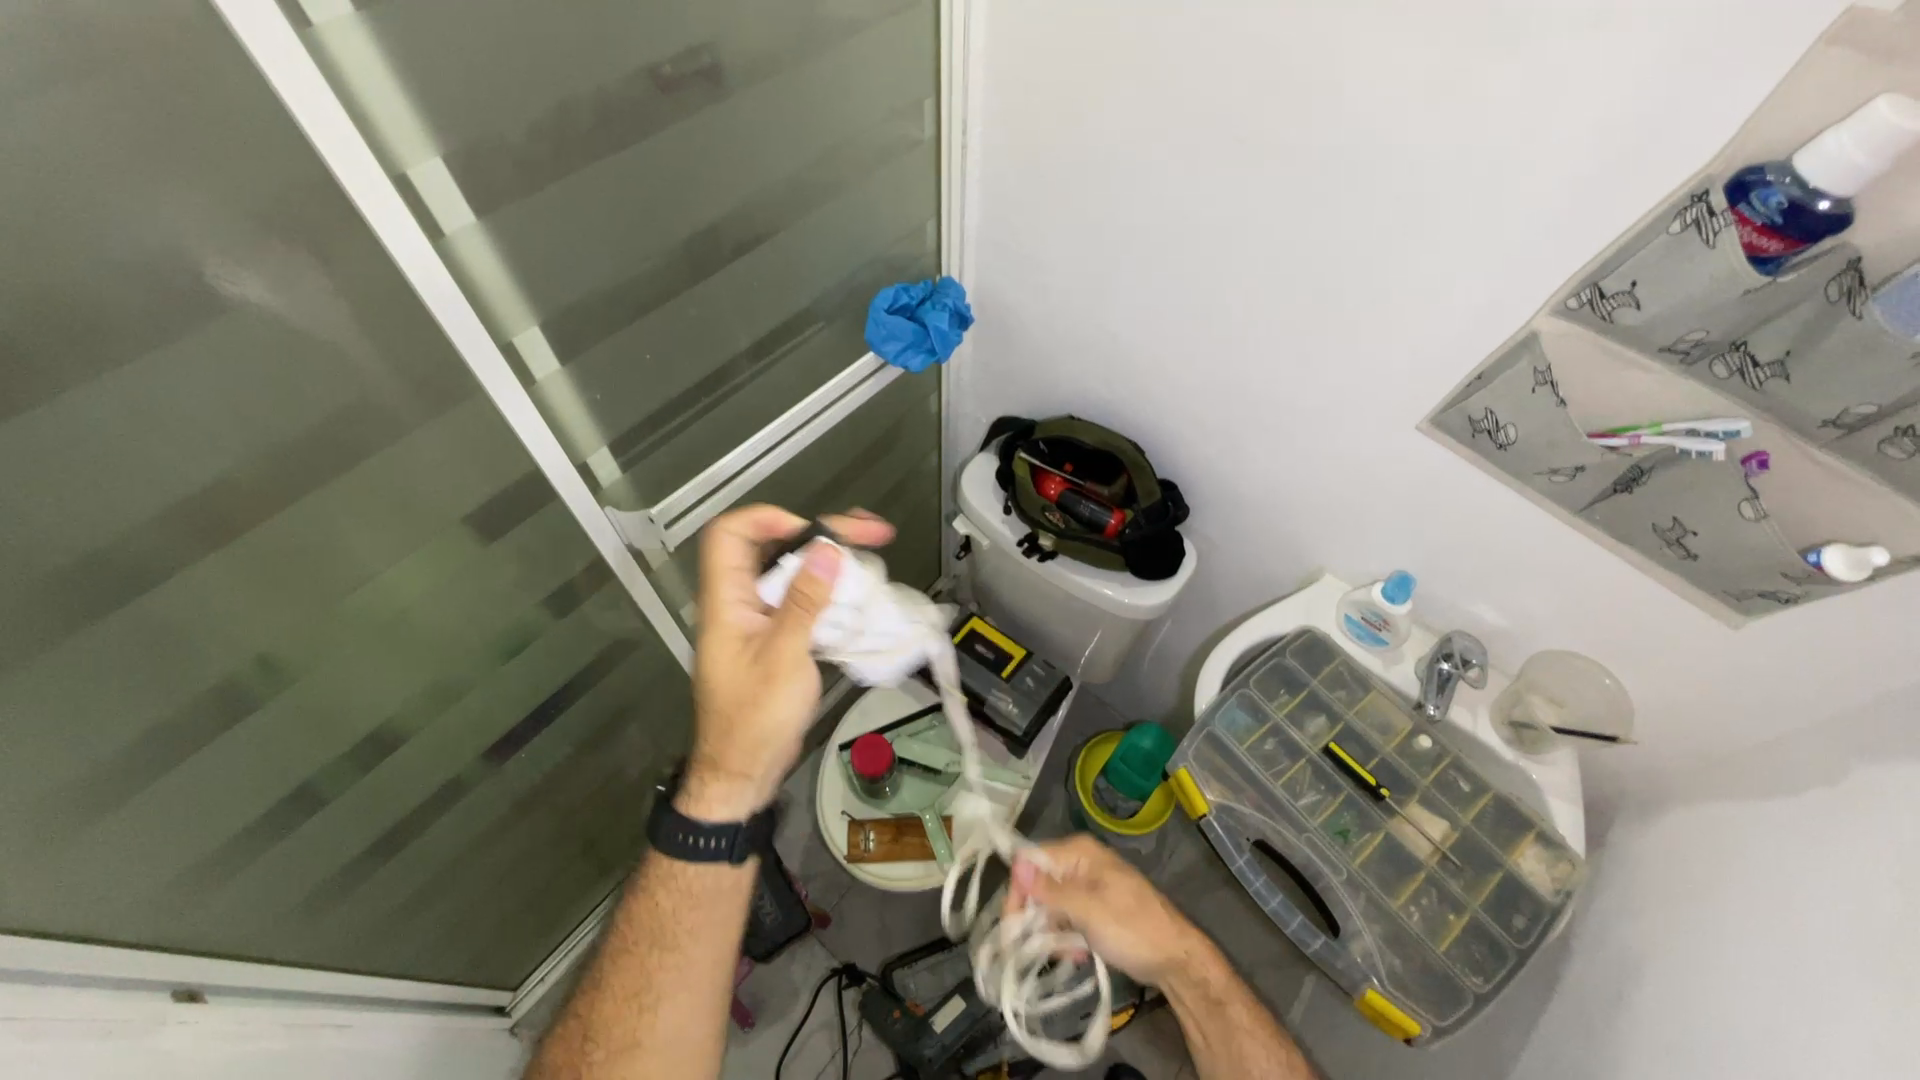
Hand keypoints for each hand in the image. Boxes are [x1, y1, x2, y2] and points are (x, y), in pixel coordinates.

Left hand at [679, 505, 893, 821]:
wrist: (743, 773)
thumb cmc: (755, 719)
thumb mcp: (783, 656)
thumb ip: (804, 601)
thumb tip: (826, 548)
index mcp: (725, 601)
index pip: (729, 535)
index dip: (768, 519)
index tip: (815, 530)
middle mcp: (738, 603)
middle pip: (769, 548)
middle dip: (818, 534)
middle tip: (870, 532)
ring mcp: (756, 622)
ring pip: (789, 574)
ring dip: (828, 561)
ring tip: (873, 550)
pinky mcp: (774, 640)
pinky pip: (799, 602)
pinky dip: (827, 592)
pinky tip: (858, 592)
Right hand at [1004, 835, 1209, 986]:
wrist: (1175, 958)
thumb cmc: (1133, 929)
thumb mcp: (1089, 911)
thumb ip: (1051, 891)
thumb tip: (1017, 867)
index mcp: (1079, 853)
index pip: (1030, 861)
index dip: (1018, 891)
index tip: (1013, 926)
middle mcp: (1080, 862)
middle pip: (1037, 883)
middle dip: (1034, 917)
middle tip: (1032, 949)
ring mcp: (1087, 885)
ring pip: (1049, 904)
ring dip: (1050, 932)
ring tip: (1064, 955)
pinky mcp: (1093, 907)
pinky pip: (1065, 917)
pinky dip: (1065, 936)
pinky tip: (1075, 955)